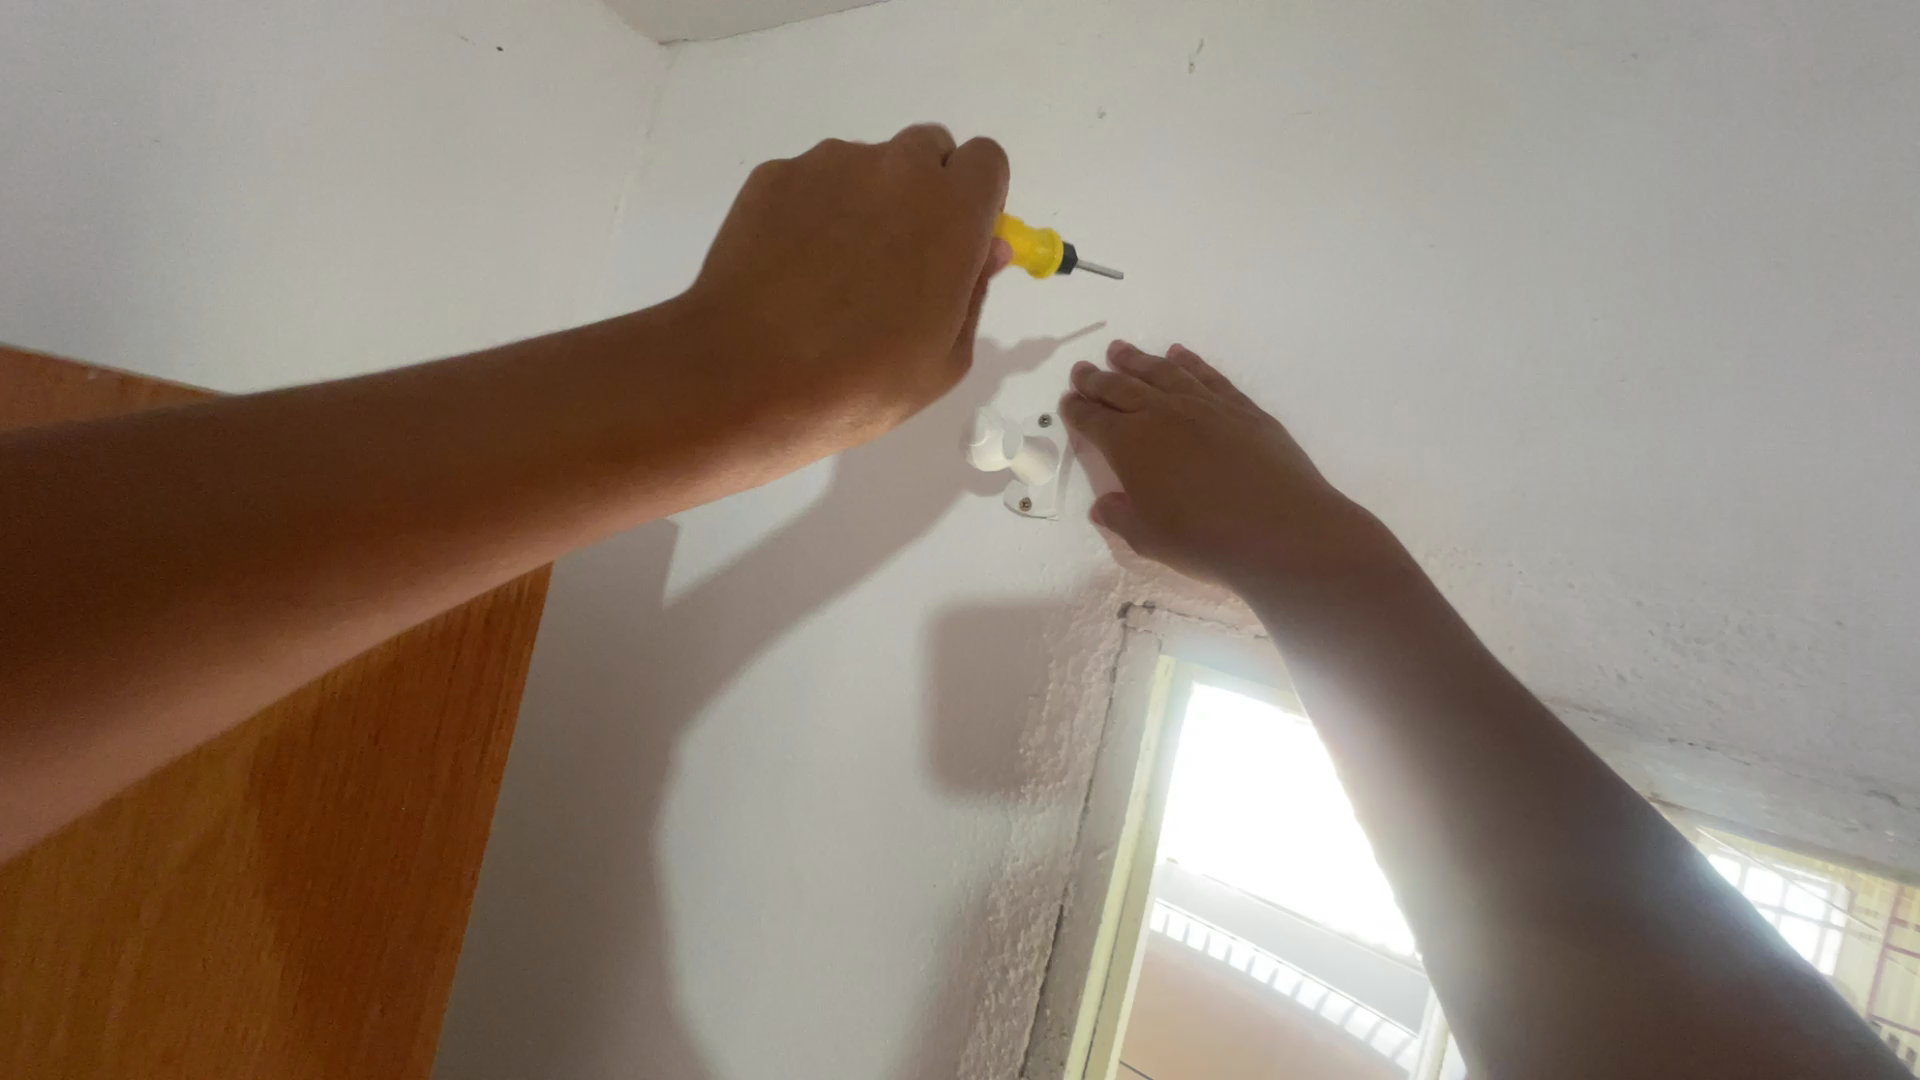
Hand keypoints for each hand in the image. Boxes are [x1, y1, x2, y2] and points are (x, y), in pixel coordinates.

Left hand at [677, 124, 1011, 459]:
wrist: (747, 379)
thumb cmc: (862, 384)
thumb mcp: (944, 361)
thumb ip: (975, 291)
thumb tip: (987, 249)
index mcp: (951, 212)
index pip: (987, 162)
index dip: (977, 203)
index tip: (959, 246)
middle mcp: (895, 168)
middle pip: (928, 152)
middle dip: (926, 195)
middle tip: (900, 264)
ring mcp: (827, 165)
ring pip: (867, 168)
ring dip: (868, 205)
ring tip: (835, 280)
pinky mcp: (773, 176)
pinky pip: (812, 185)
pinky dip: (815, 216)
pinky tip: (795, 274)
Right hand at [1061, 341, 1405, 589]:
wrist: (1280, 529)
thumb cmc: (1204, 540)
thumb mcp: (1149, 539)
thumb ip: (1121, 517)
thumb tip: (1104, 505)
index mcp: (1129, 445)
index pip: (1094, 420)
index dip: (1077, 411)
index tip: (1068, 402)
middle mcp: (1161, 414)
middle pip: (1121, 389)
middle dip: (1097, 379)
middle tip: (1082, 370)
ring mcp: (1203, 406)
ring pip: (1162, 373)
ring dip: (1137, 361)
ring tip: (1119, 350)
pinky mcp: (1240, 407)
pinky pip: (1207, 375)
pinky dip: (1189, 362)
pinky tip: (1179, 355)